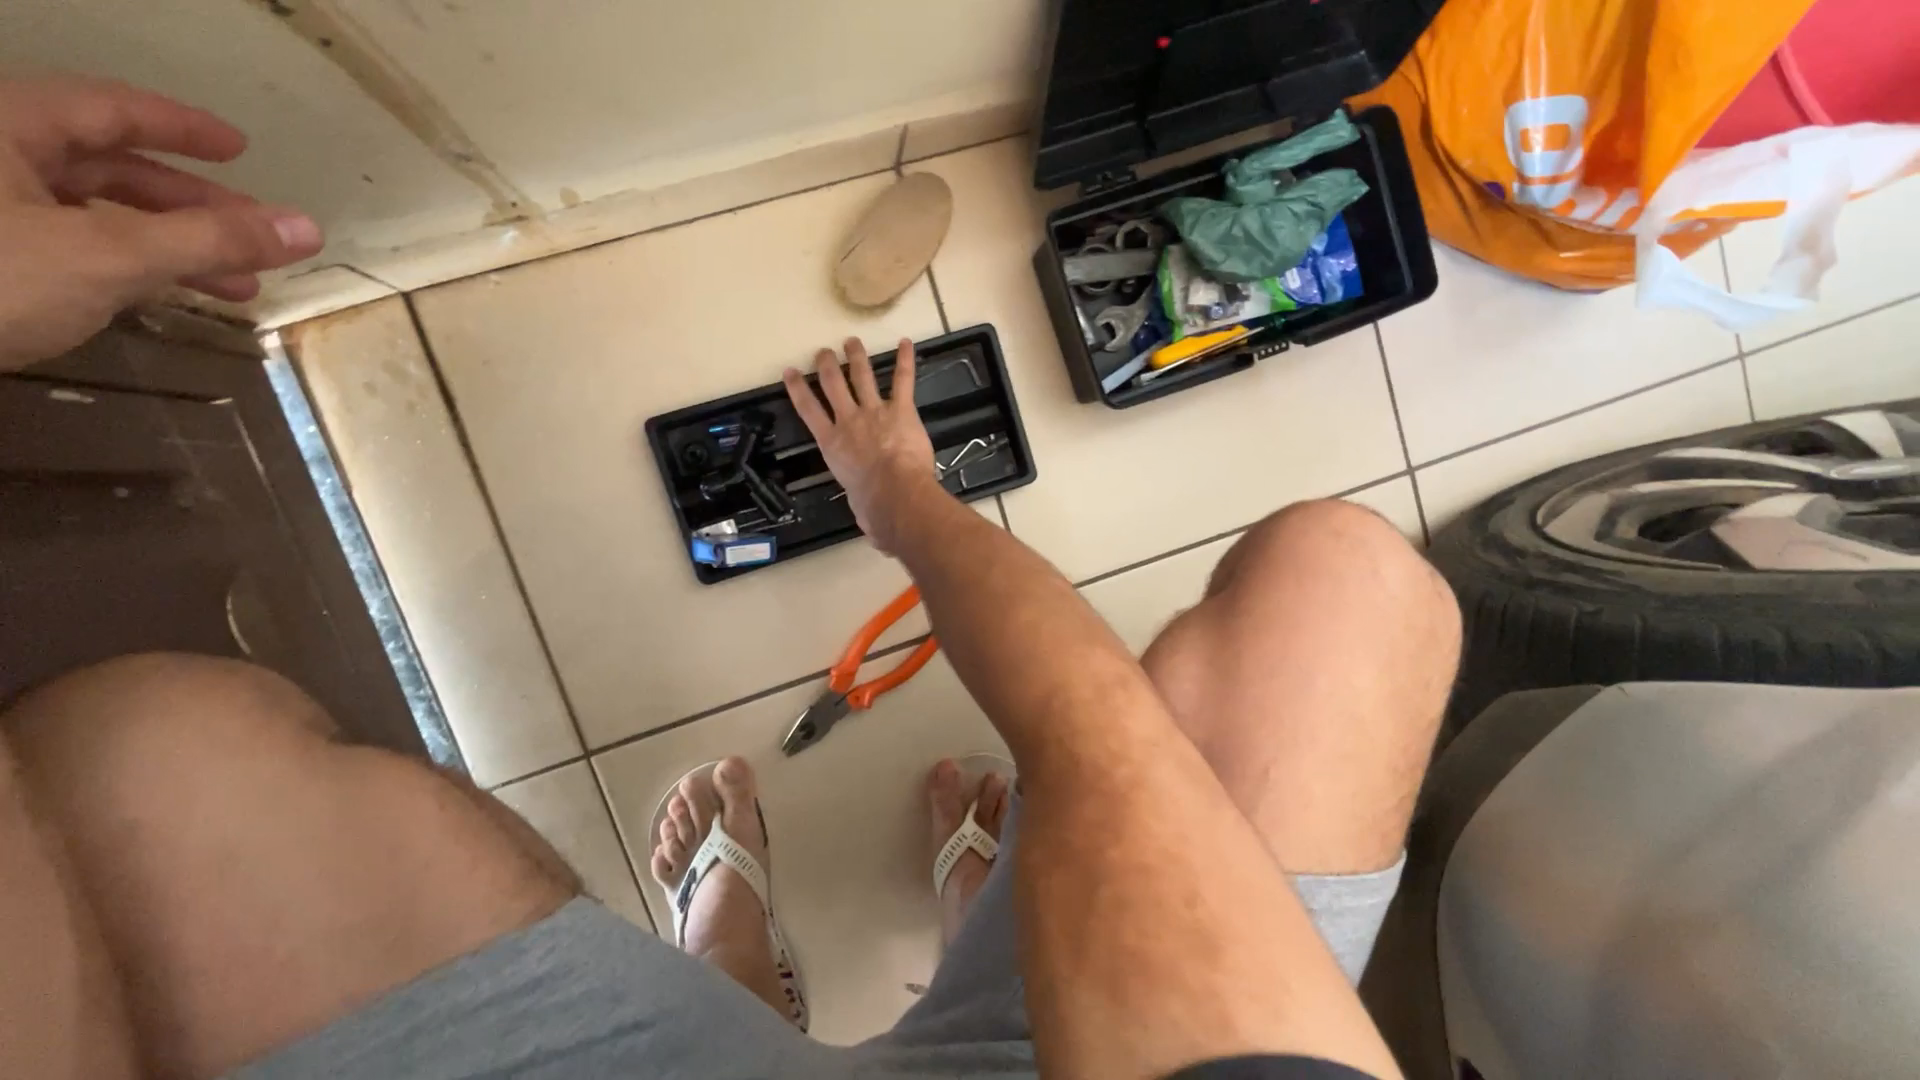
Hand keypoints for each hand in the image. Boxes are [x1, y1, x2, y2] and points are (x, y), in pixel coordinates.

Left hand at [0, 75, 324, 371]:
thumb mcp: (108, 257)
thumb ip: (211, 240)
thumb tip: (308, 228)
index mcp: (3, 127)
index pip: (108, 109)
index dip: (181, 127)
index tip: (241, 148)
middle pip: (107, 165)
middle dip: (194, 204)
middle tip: (258, 233)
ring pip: (94, 212)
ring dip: (175, 245)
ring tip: (239, 284)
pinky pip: (72, 244)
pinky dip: (131, 264)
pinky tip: (168, 292)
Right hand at [783, 337, 940, 553]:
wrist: (895, 494)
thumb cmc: (873, 508)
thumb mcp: (860, 510)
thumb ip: (864, 508)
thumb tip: (873, 526)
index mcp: (832, 445)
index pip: (808, 411)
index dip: (797, 389)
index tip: (790, 372)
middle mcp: (849, 422)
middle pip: (832, 385)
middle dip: (826, 365)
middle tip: (823, 352)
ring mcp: (875, 412)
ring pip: (862, 376)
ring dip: (857, 357)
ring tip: (852, 342)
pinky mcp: (902, 410)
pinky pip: (903, 380)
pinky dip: (906, 360)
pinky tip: (907, 343)